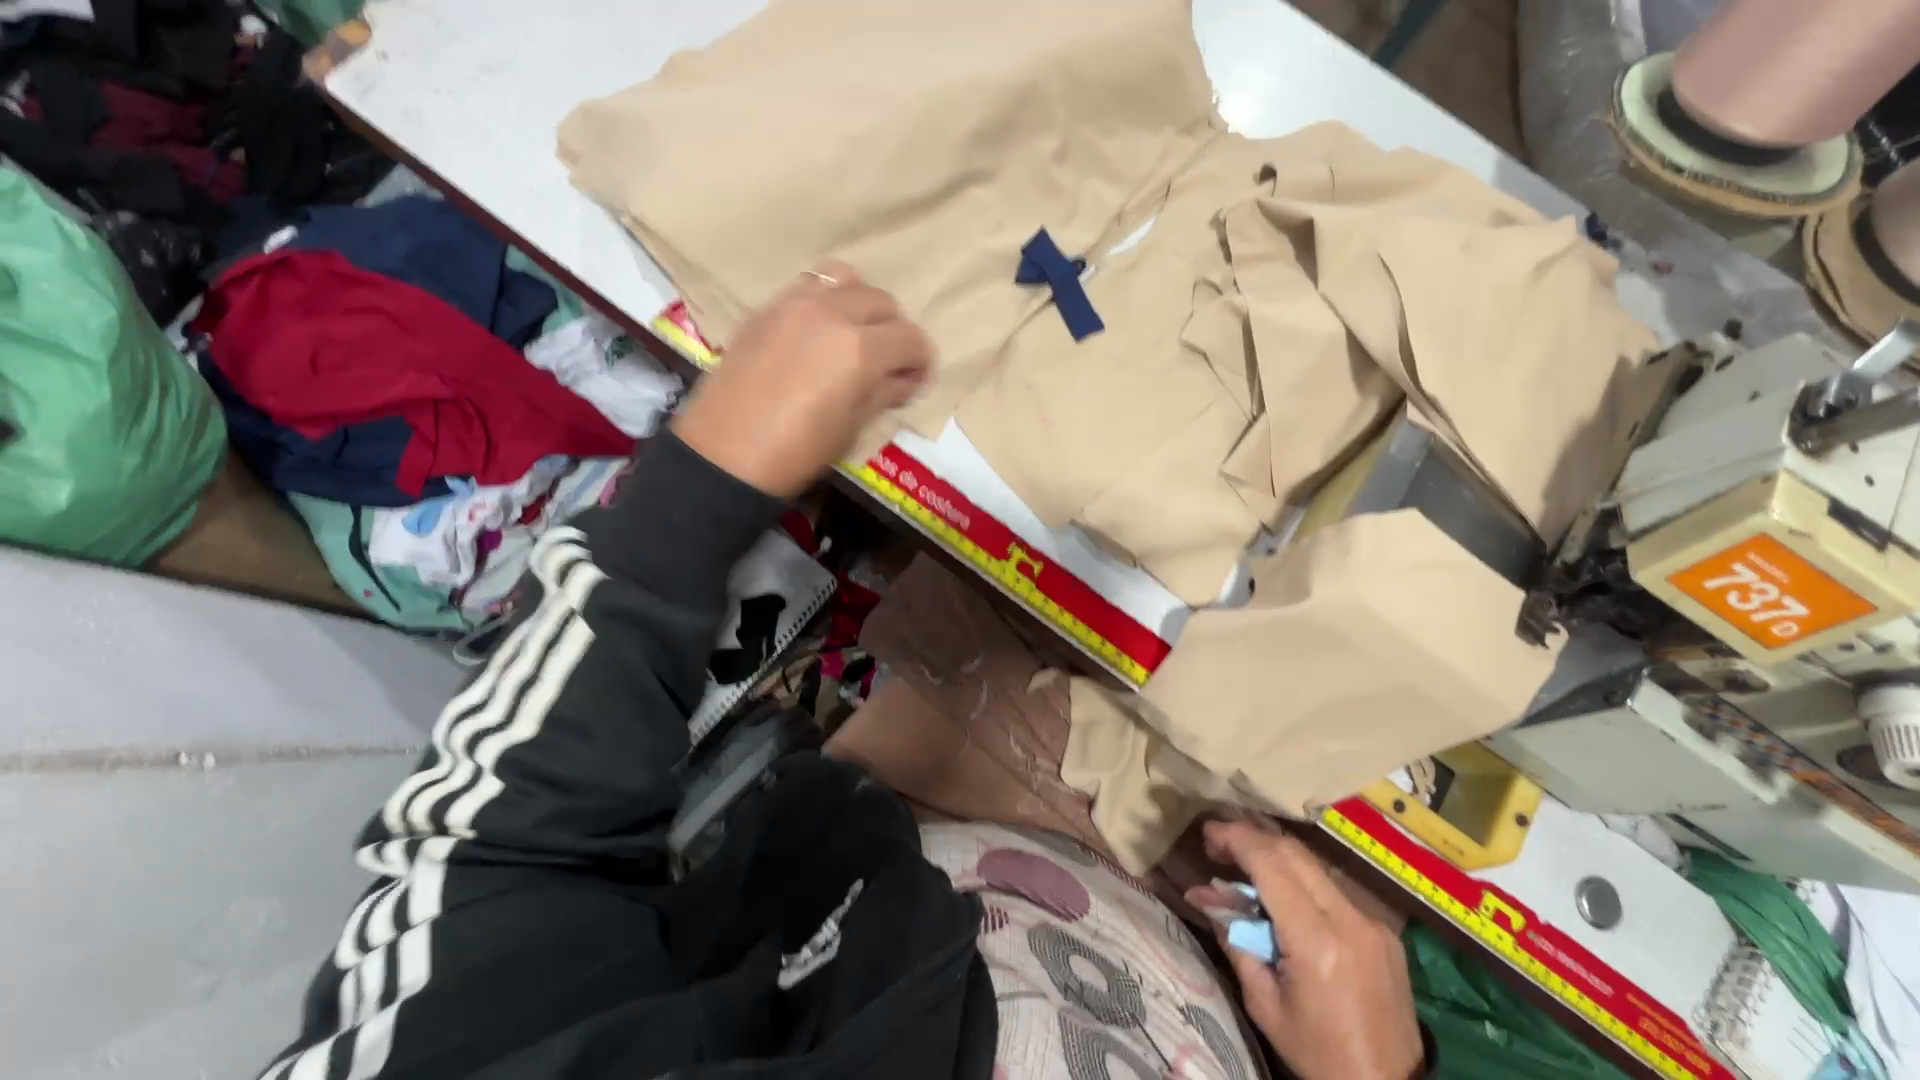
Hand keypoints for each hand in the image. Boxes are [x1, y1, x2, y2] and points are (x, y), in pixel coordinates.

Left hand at [672, 261, 933, 496]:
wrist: (723, 456)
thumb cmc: (796, 453)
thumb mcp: (850, 429)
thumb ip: (883, 394)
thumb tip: (905, 379)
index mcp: (859, 349)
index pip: (910, 338)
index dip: (921, 360)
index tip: (915, 380)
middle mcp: (831, 313)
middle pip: (881, 301)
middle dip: (894, 330)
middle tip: (887, 361)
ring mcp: (794, 305)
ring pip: (844, 279)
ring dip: (859, 303)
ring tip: (853, 333)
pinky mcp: (765, 309)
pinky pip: (806, 287)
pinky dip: (824, 301)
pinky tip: (816, 332)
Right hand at [1188, 820, 1424, 1079]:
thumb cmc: (1317, 1053)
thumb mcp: (1263, 1003)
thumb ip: (1235, 941)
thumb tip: (1205, 895)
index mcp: (1317, 941)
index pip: (1271, 864)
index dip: (1236, 839)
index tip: (1207, 834)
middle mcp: (1350, 920)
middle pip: (1294, 854)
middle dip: (1251, 839)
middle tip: (1217, 845)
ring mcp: (1372, 922)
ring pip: (1315, 866)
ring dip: (1275, 857)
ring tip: (1242, 866)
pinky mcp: (1384, 931)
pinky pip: (1333, 890)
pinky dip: (1300, 881)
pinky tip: (1280, 897)